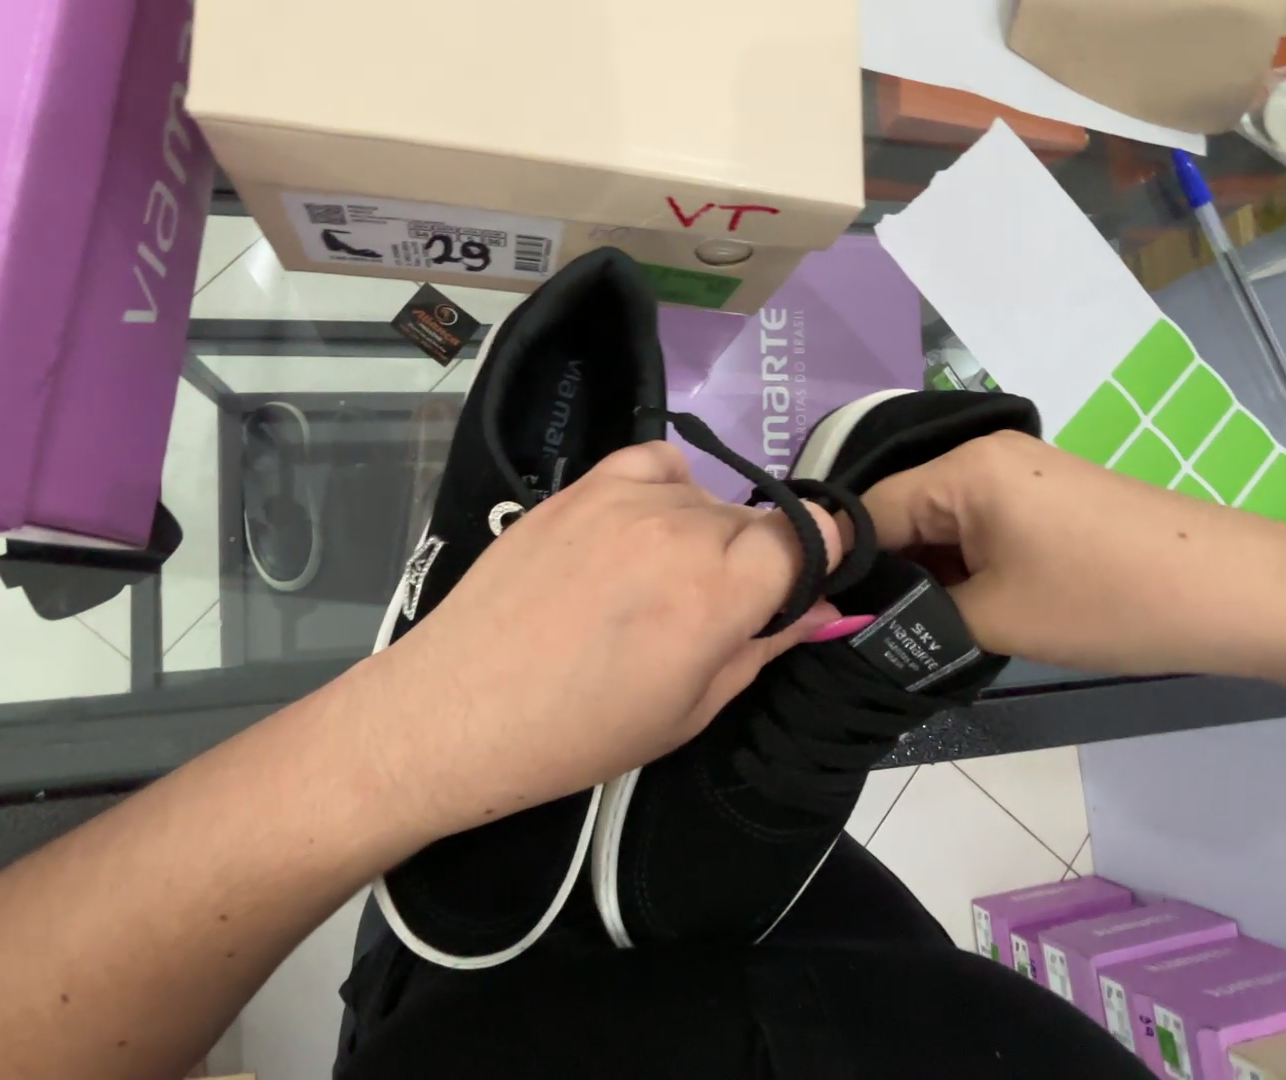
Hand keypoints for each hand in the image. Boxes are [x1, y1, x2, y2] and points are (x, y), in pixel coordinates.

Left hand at [346, 442, 840, 839]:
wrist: (462, 709)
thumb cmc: (580, 733)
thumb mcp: (692, 710)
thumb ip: (766, 646)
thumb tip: (824, 609)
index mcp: (719, 592)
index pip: (810, 533)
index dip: (815, 560)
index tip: (794, 591)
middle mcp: (681, 528)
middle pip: (757, 520)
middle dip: (755, 562)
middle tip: (712, 611)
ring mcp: (624, 499)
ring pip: (706, 496)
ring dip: (705, 534)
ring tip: (660, 580)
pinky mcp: (578, 487)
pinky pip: (653, 462)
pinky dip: (665, 487)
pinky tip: (641, 526)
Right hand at [860, 430, 1285, 678]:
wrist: (1246, 594)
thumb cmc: (1110, 602)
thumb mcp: (994, 621)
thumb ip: (914, 622)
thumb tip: (857, 628)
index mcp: (961, 470)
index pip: (866, 515)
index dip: (841, 570)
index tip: (828, 623)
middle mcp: (981, 457)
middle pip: (899, 515)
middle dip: (886, 573)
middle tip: (874, 632)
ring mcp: (1018, 473)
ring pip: (937, 524)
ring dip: (926, 573)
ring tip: (920, 625)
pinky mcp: (1044, 496)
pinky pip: (975, 526)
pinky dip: (961, 565)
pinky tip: (966, 607)